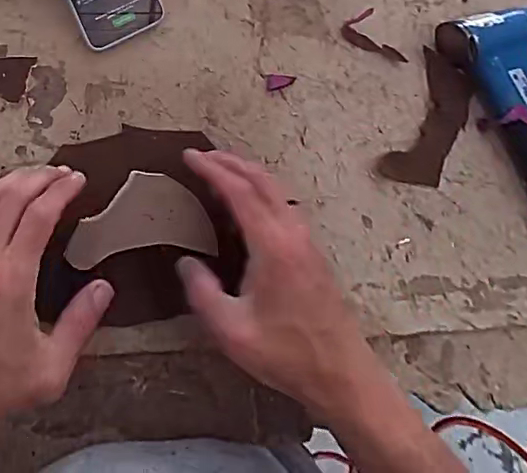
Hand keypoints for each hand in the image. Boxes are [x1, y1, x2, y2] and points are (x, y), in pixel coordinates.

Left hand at [0, 167, 112, 471]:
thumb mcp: (50, 369)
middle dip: (44, 176)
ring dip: (18, 177)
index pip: (39, 213)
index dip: (62, 189)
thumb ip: (80, 324)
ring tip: (41, 173)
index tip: (80, 179)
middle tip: (66, 174)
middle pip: (15, 195)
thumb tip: (104, 288)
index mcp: (12, 278)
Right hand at [174, 149, 383, 421]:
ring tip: (220, 172)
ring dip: (246, 173)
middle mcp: (292, 230)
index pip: (239, 190)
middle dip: (229, 161)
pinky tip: (246, 205)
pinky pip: (282, 203)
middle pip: (260, 178)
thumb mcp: (232, 332)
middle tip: (201, 156)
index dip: (212, 169)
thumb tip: (186, 263)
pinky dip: (260, 190)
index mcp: (272, 243)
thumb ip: (203, 293)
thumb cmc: (286, 353)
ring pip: (274, 188)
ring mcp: (305, 236)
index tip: (189, 156)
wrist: (341, 370)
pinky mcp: (310, 248)